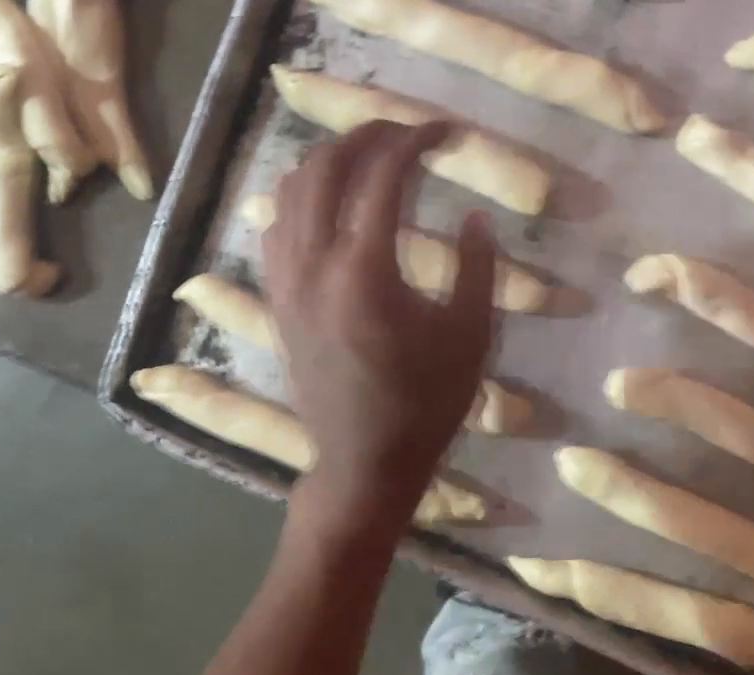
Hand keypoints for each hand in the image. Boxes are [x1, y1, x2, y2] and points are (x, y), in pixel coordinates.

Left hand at [262, 120, 496, 523]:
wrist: (364, 463)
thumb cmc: (425, 408)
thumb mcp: (469, 339)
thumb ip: (477, 268)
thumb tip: (475, 216)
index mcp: (365, 273)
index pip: (382, 175)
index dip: (416, 139)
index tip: (445, 131)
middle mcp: (314, 266)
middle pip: (327, 167)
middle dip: (369, 135)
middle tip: (407, 134)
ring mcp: (287, 283)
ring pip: (292, 191)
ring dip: (330, 161)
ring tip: (369, 162)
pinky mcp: (277, 302)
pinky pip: (277, 228)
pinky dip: (302, 199)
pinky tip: (329, 207)